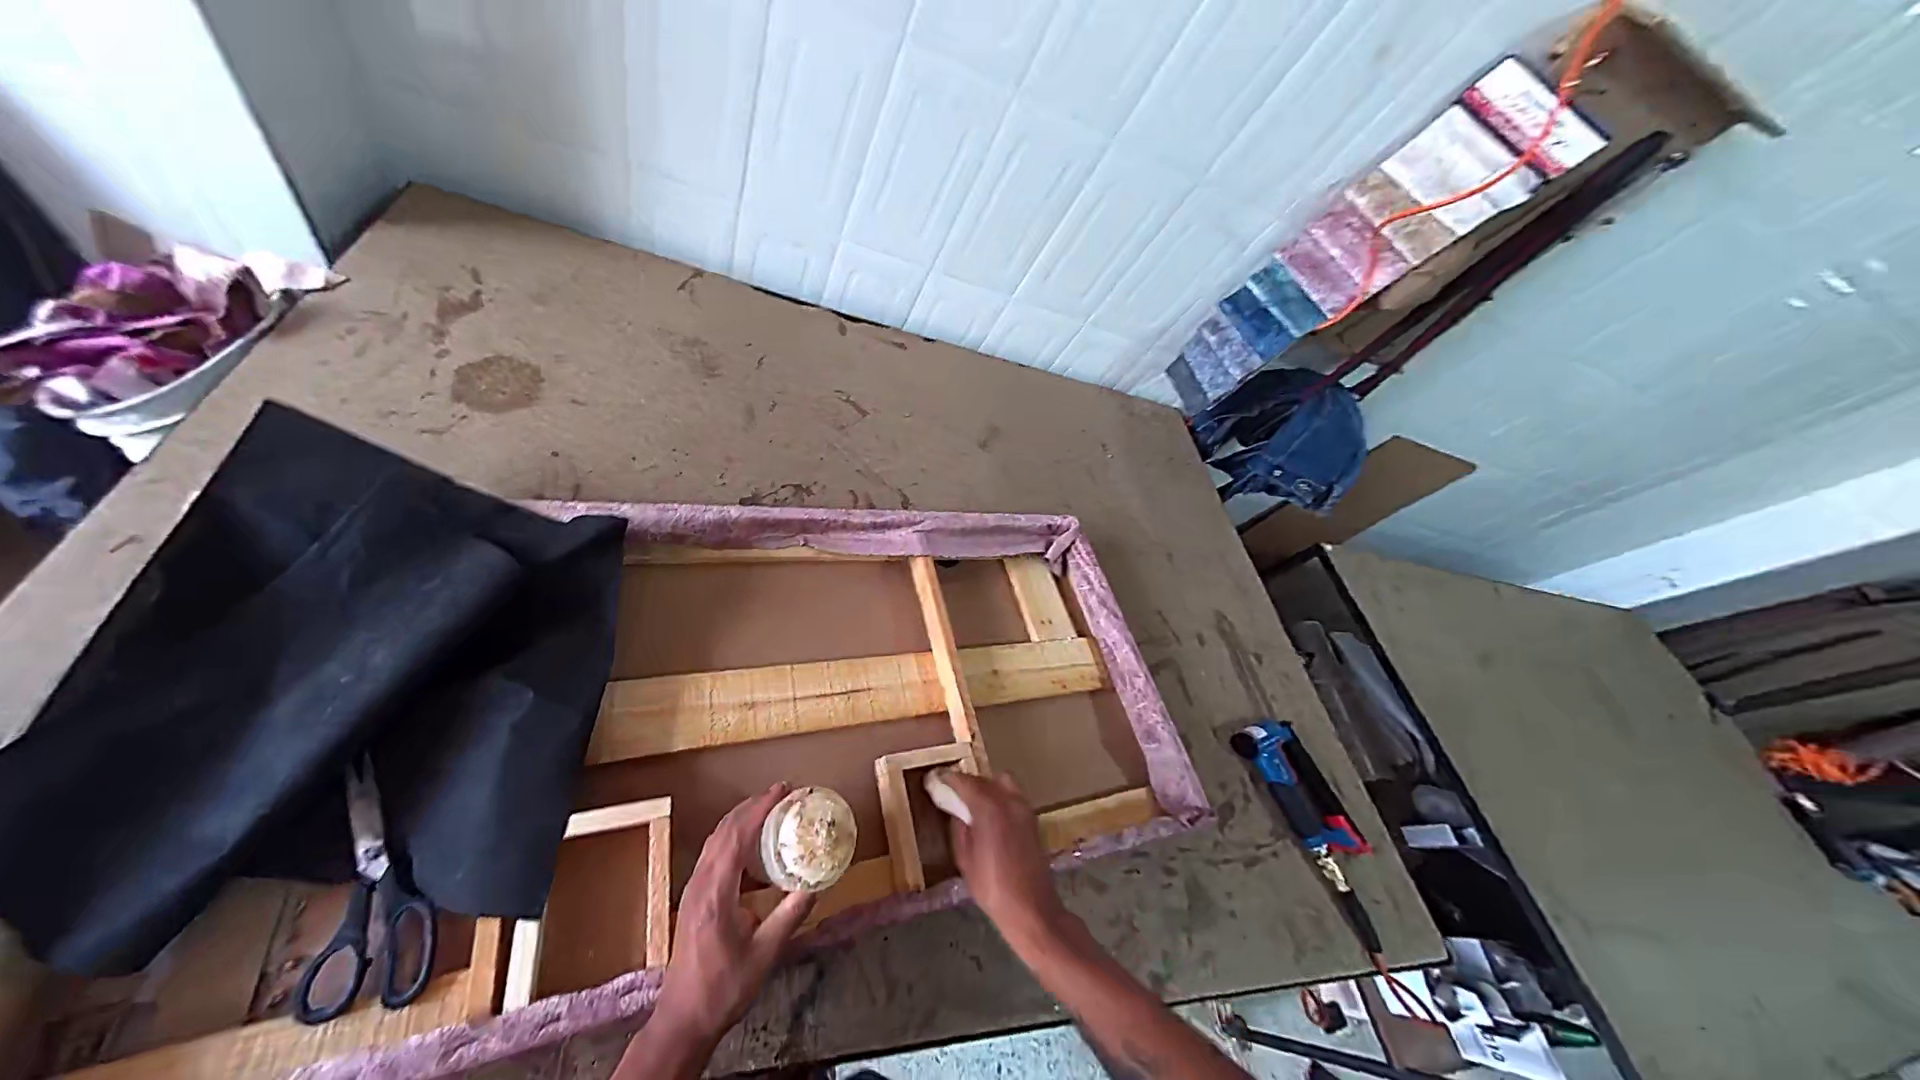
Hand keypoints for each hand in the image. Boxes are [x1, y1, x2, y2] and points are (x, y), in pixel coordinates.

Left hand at [619, 784, 813, 1078]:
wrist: (683, 1019)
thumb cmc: (723, 988)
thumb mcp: (765, 953)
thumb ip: (790, 915)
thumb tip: (816, 885)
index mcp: (716, 893)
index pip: (737, 835)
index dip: (760, 808)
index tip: (783, 791)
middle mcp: (700, 884)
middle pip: (723, 831)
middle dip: (752, 806)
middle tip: (781, 793)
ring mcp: (693, 891)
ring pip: (715, 840)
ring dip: (741, 819)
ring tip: (769, 810)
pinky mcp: (694, 899)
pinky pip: (713, 855)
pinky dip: (733, 838)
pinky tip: (752, 846)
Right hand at [942, 771, 1069, 950]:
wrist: (1029, 907)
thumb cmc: (991, 886)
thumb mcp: (964, 859)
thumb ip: (959, 828)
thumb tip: (957, 811)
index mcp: (989, 808)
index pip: (965, 782)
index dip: (949, 778)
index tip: (936, 779)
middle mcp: (1009, 800)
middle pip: (984, 779)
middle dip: (966, 782)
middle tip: (951, 792)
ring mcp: (1023, 808)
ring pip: (1001, 782)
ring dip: (985, 786)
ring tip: (971, 802)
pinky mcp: (1032, 819)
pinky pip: (1012, 795)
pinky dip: (998, 795)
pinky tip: (989, 813)